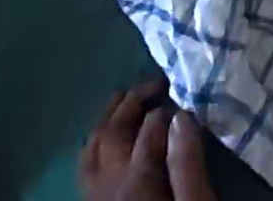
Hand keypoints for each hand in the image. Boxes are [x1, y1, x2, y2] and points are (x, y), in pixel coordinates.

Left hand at [79, 78, 215, 200]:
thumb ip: (187, 162)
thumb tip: (180, 115)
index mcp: (138, 182)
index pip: (151, 127)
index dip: (167, 106)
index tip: (183, 95)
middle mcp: (109, 188)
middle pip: (113, 133)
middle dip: (133, 102)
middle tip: (157, 83)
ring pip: (91, 150)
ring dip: (107, 119)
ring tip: (125, 99)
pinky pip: (84, 171)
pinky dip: (93, 145)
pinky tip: (105, 140)